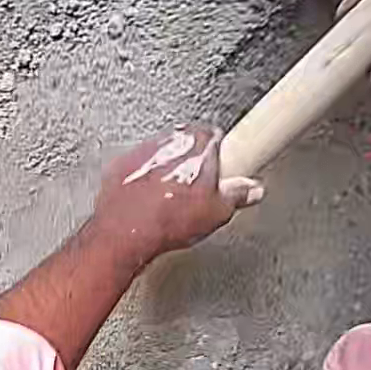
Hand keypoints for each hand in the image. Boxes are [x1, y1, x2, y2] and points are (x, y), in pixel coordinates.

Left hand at [86, 125, 262, 261]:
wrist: (124, 233)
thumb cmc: (167, 220)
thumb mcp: (217, 212)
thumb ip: (238, 195)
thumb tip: (251, 191)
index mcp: (198, 144)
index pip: (215, 136)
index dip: (218, 156)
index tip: (218, 169)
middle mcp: (168, 141)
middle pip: (186, 145)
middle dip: (191, 164)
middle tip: (193, 190)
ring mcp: (141, 152)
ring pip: (159, 156)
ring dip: (164, 171)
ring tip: (167, 202)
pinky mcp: (119, 166)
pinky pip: (136, 169)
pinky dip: (140, 182)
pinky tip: (144, 203)